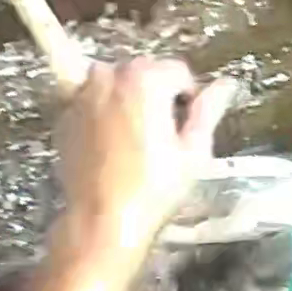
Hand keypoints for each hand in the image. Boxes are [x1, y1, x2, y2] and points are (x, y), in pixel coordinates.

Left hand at [54, 58, 236, 282]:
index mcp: (145, 79)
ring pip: (116, 86)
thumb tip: (227, 85)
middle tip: (166, 142)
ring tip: (139, 146)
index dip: (190, 100)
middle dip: (158, 99)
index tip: (189, 129)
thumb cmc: (156, 190)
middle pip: (144, 73)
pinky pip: (93, 103)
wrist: (105, 219)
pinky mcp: (64, 114)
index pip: (178, 71)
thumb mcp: (194, 153)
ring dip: (131, 105)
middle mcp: (108, 75)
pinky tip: (116, 152)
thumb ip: (208, 112)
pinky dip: (106, 117)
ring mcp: (81, 93)